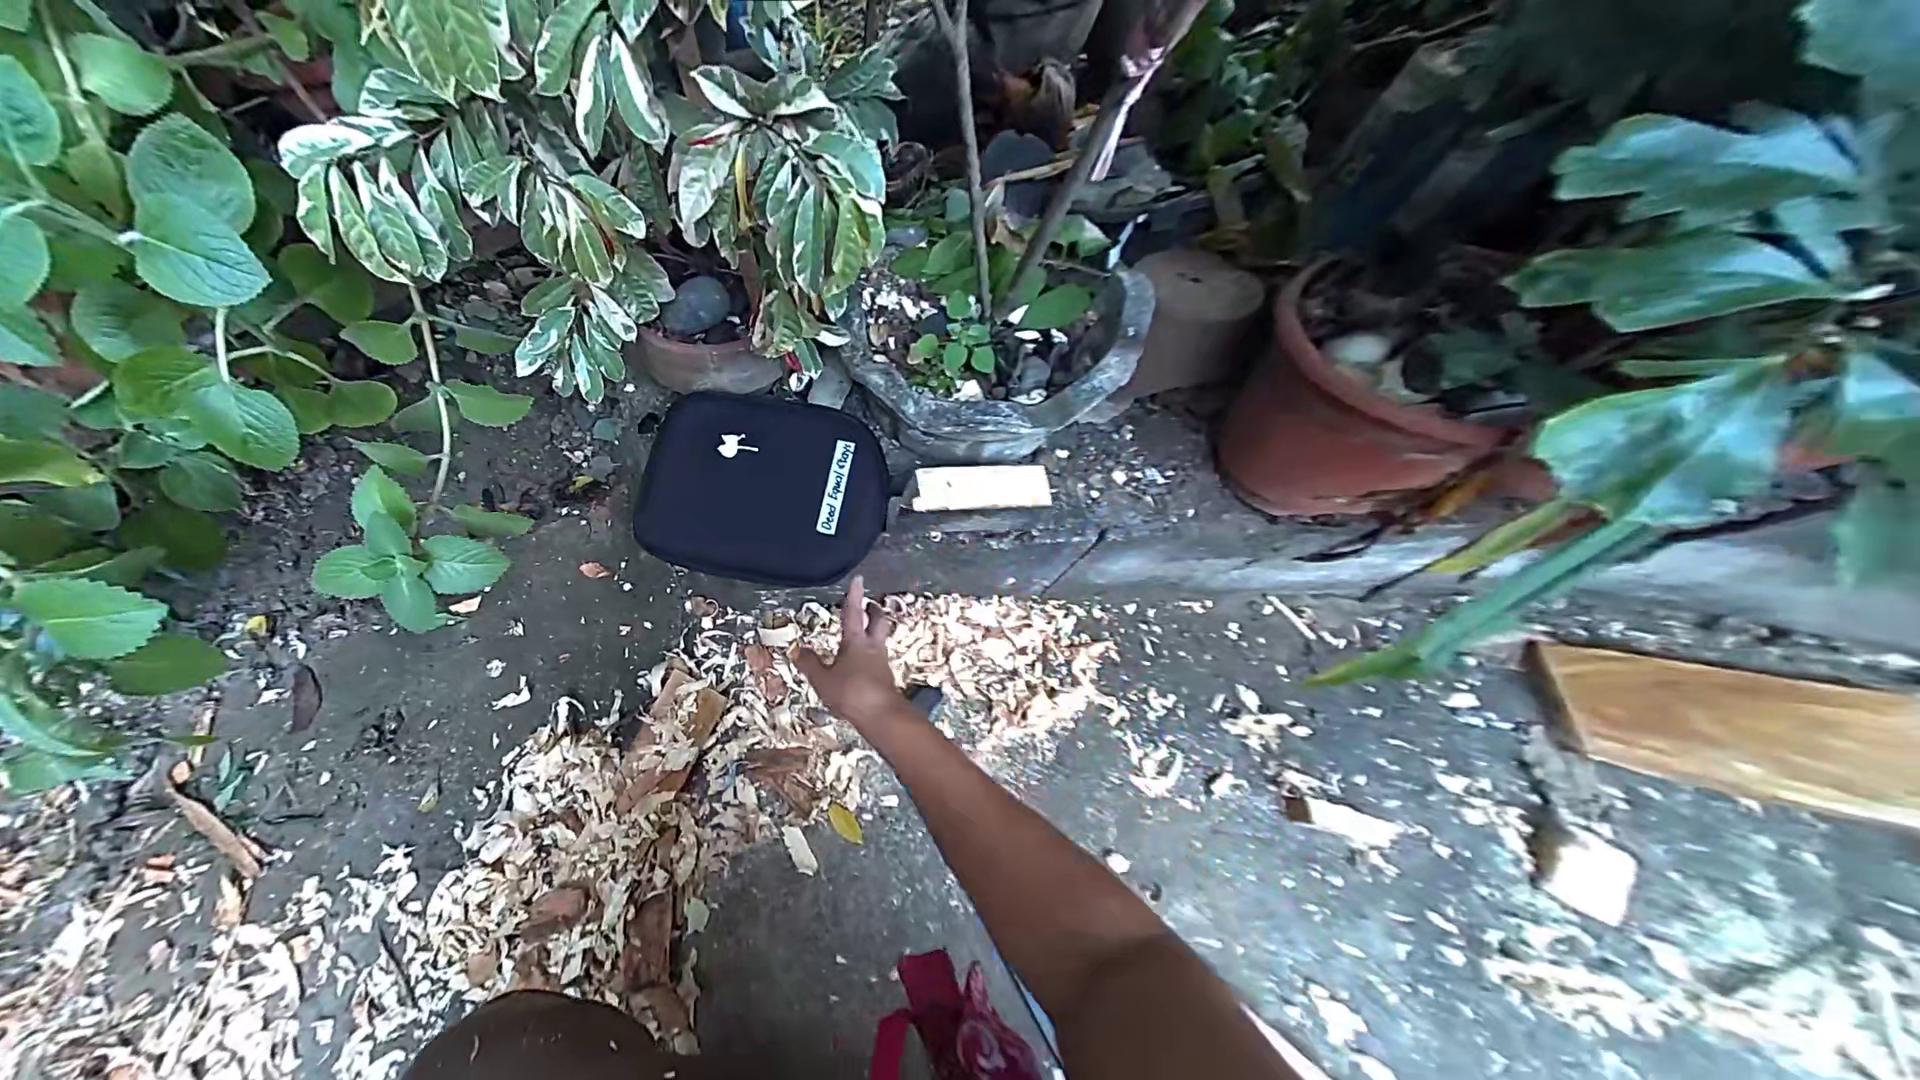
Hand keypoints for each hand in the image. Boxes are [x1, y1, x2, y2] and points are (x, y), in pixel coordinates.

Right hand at [794, 576, 909, 732]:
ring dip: (873, 631)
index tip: (859, 579)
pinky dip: (871, 653)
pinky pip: (878, 657)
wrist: (882, 714)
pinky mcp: (885, 676)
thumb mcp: (823, 680)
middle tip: (868, 605)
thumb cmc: (851, 693)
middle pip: (877, 621)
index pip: (853, 612)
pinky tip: (863, 662)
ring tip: (863, 632)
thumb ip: (810, 664)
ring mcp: (881, 661)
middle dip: (873, 610)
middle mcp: (872, 647)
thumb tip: (798, 650)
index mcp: (856, 642)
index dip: (854, 595)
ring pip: (880, 638)